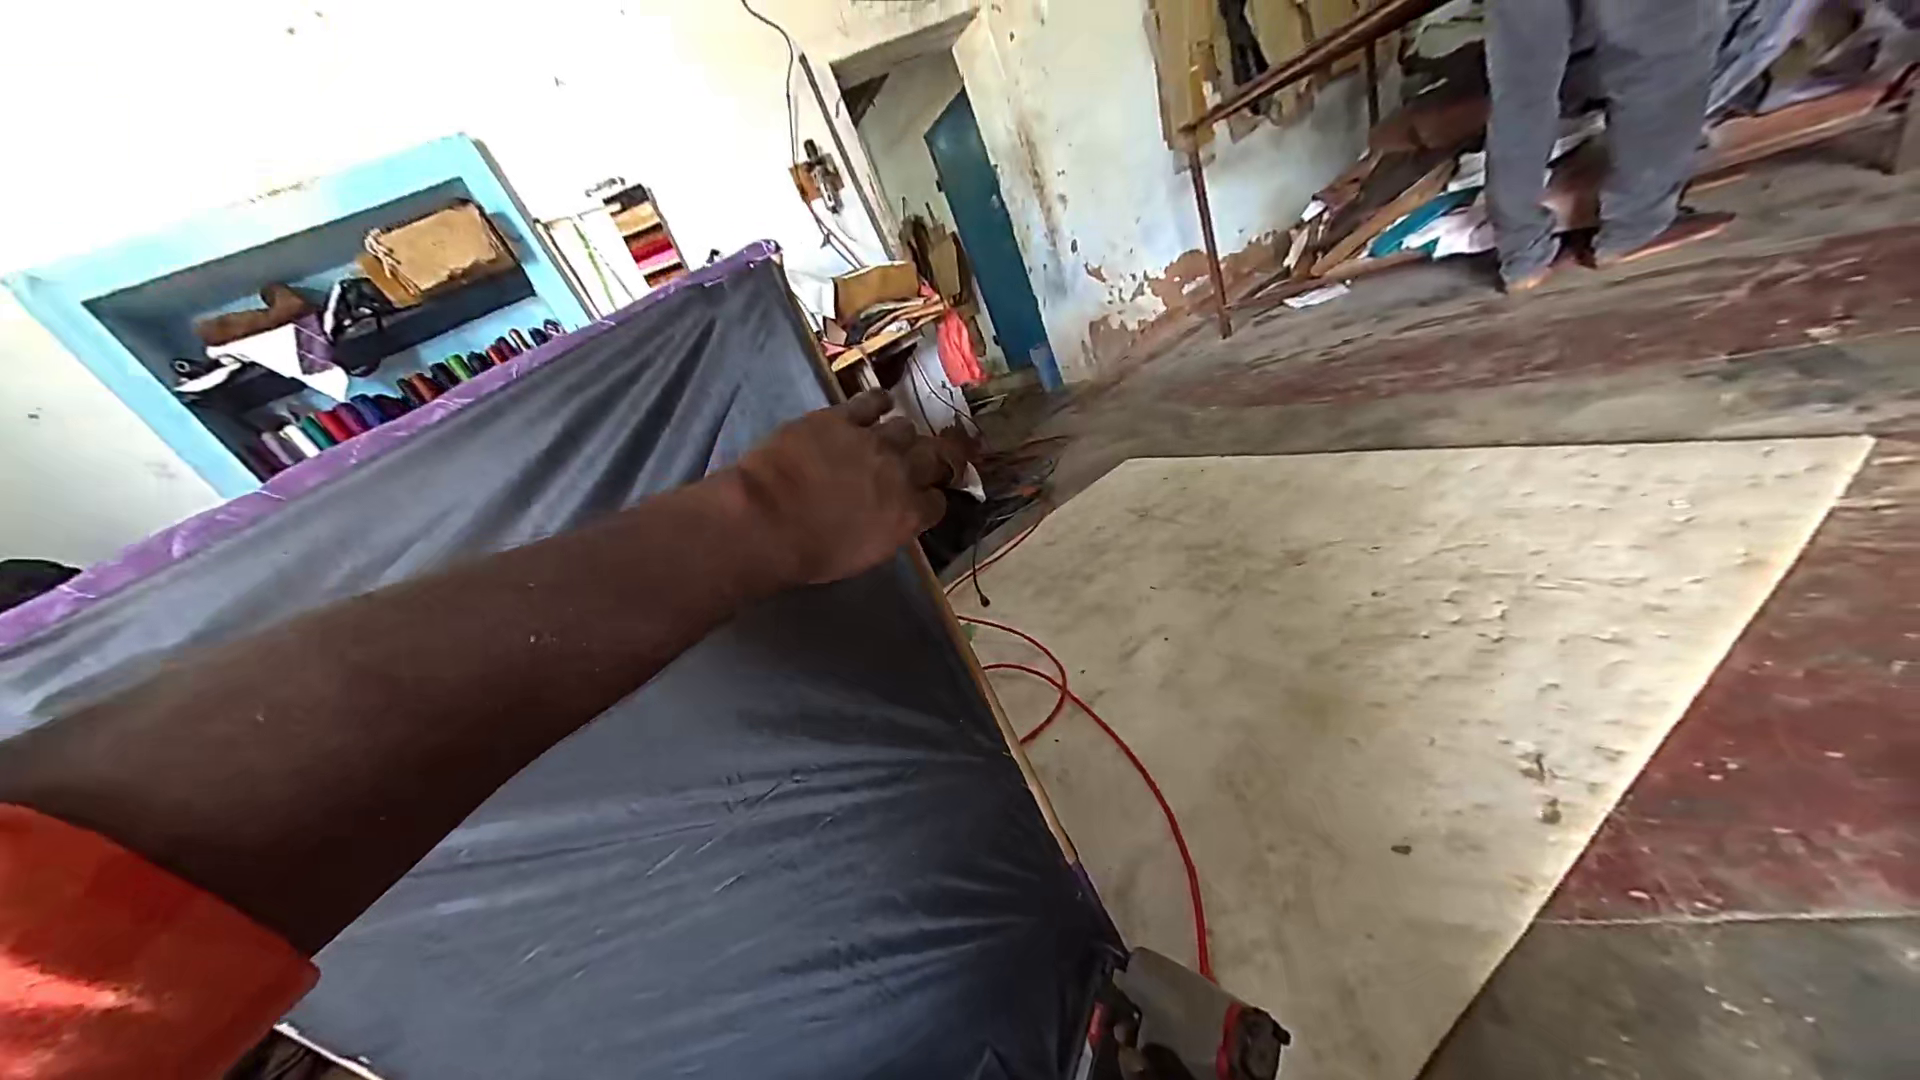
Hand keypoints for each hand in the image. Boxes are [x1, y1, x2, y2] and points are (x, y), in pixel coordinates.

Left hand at [731, 390, 953, 585]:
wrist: (766, 522)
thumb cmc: (810, 552)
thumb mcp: (865, 554)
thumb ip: (891, 529)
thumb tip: (896, 516)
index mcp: (909, 514)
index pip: (937, 502)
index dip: (931, 499)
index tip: (923, 500)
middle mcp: (902, 473)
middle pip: (935, 458)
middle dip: (934, 461)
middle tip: (925, 463)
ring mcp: (873, 441)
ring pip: (906, 428)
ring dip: (903, 436)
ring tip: (894, 439)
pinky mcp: (841, 418)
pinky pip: (872, 401)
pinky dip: (880, 402)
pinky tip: (881, 403)